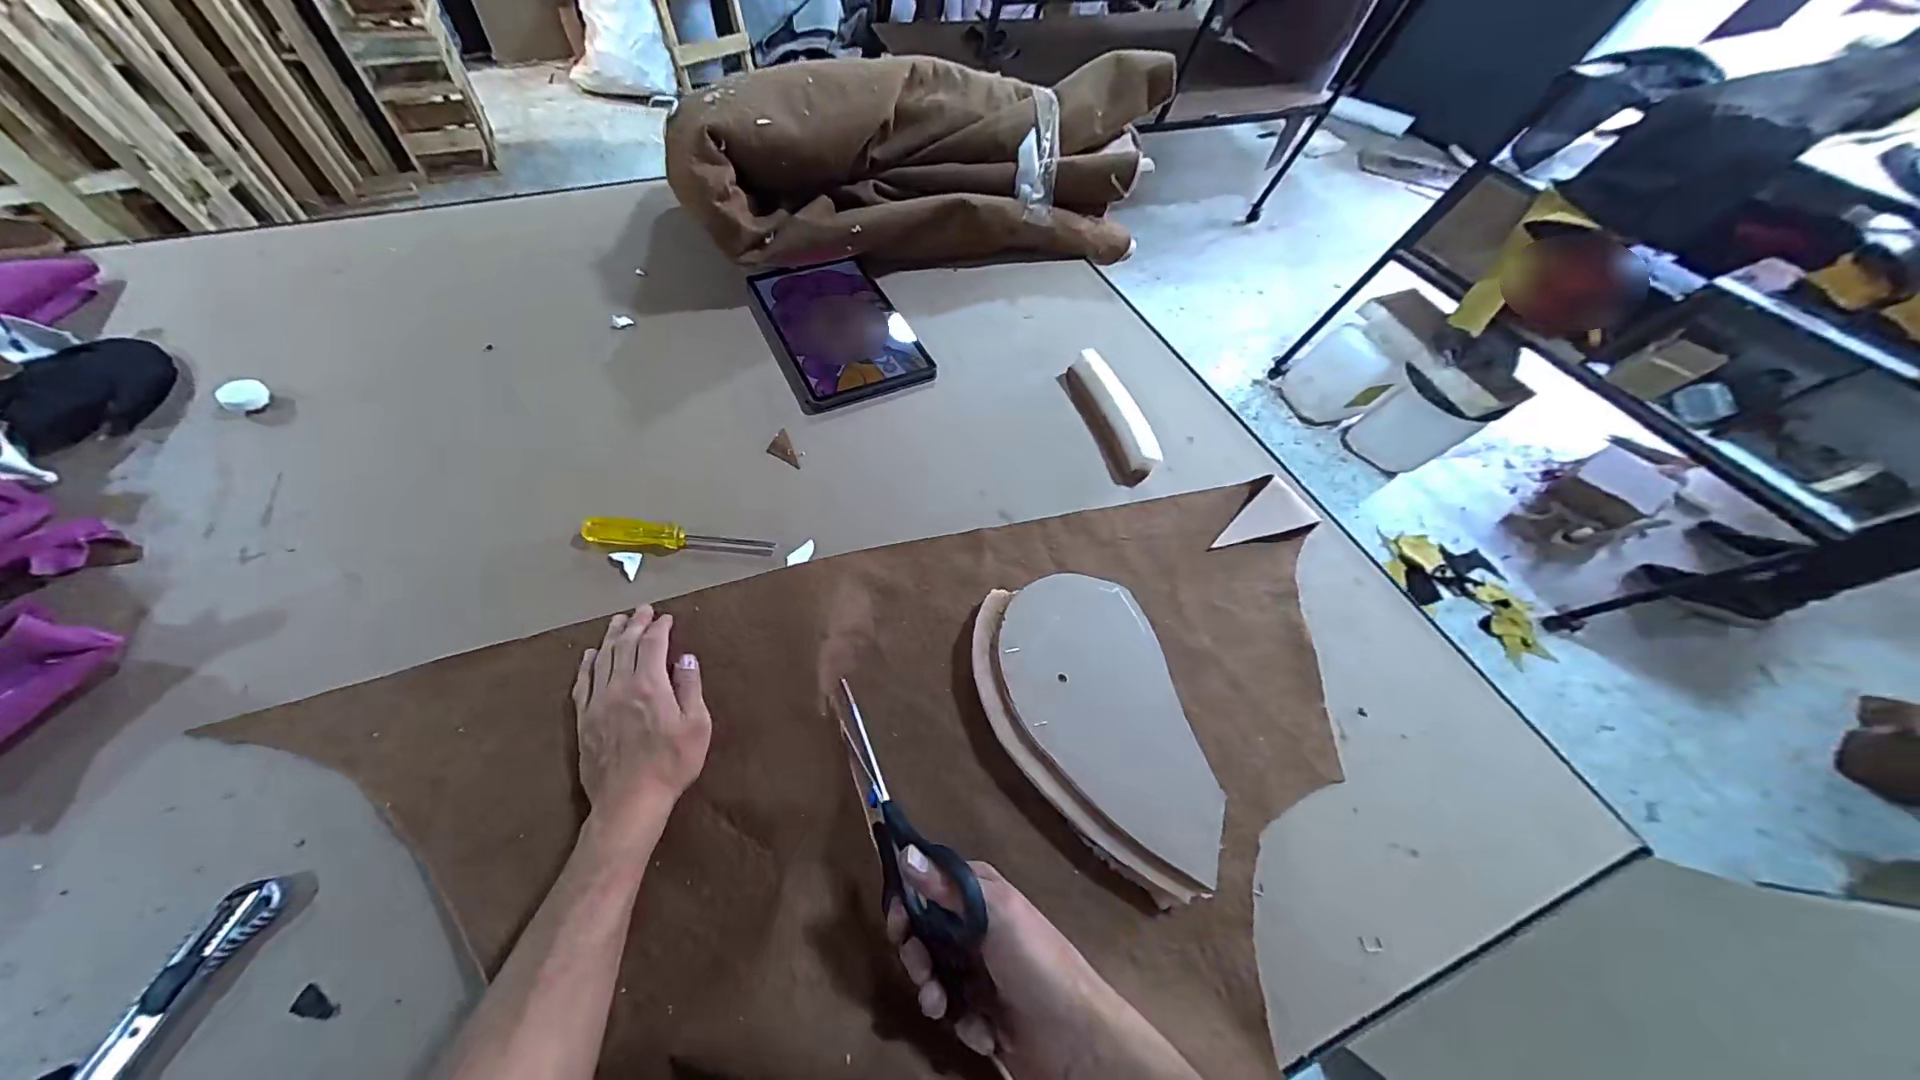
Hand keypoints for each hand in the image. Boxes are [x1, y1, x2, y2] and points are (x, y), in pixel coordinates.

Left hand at [571, 606, 711, 849]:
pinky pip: (583, 683)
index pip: (652, 645)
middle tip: (642, 611)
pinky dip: (587, 665)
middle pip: (624, 646)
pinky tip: (590, 655)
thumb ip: (690, 688)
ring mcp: (597, 703)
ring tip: (618, 622)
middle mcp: (619, 687)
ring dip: (611, 638)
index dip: (659, 628)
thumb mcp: (697, 725)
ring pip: (602, 660)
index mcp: (649, 686)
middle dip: (635, 625)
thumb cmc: (671, 764)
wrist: (629, 801)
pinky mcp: (584, 719)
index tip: (666, 618)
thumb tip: (685, 658)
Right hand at [887, 854, 1197, 1079]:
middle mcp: (975, 927)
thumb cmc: (1036, 960)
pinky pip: (953, 1011)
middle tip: (923, 970)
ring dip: (933, 993)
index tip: (896, 920)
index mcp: (978, 895)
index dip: (907, 900)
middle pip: (924, 933)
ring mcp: (979, 970)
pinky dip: (962, 1023)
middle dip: (916, 955)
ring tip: (944, 1008)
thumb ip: (947, 885)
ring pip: (933, 975)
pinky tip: (983, 1029)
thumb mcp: (994, 913)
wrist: (1076, 1038)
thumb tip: (905, 851)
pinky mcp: (983, 1010)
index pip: (929, 885)